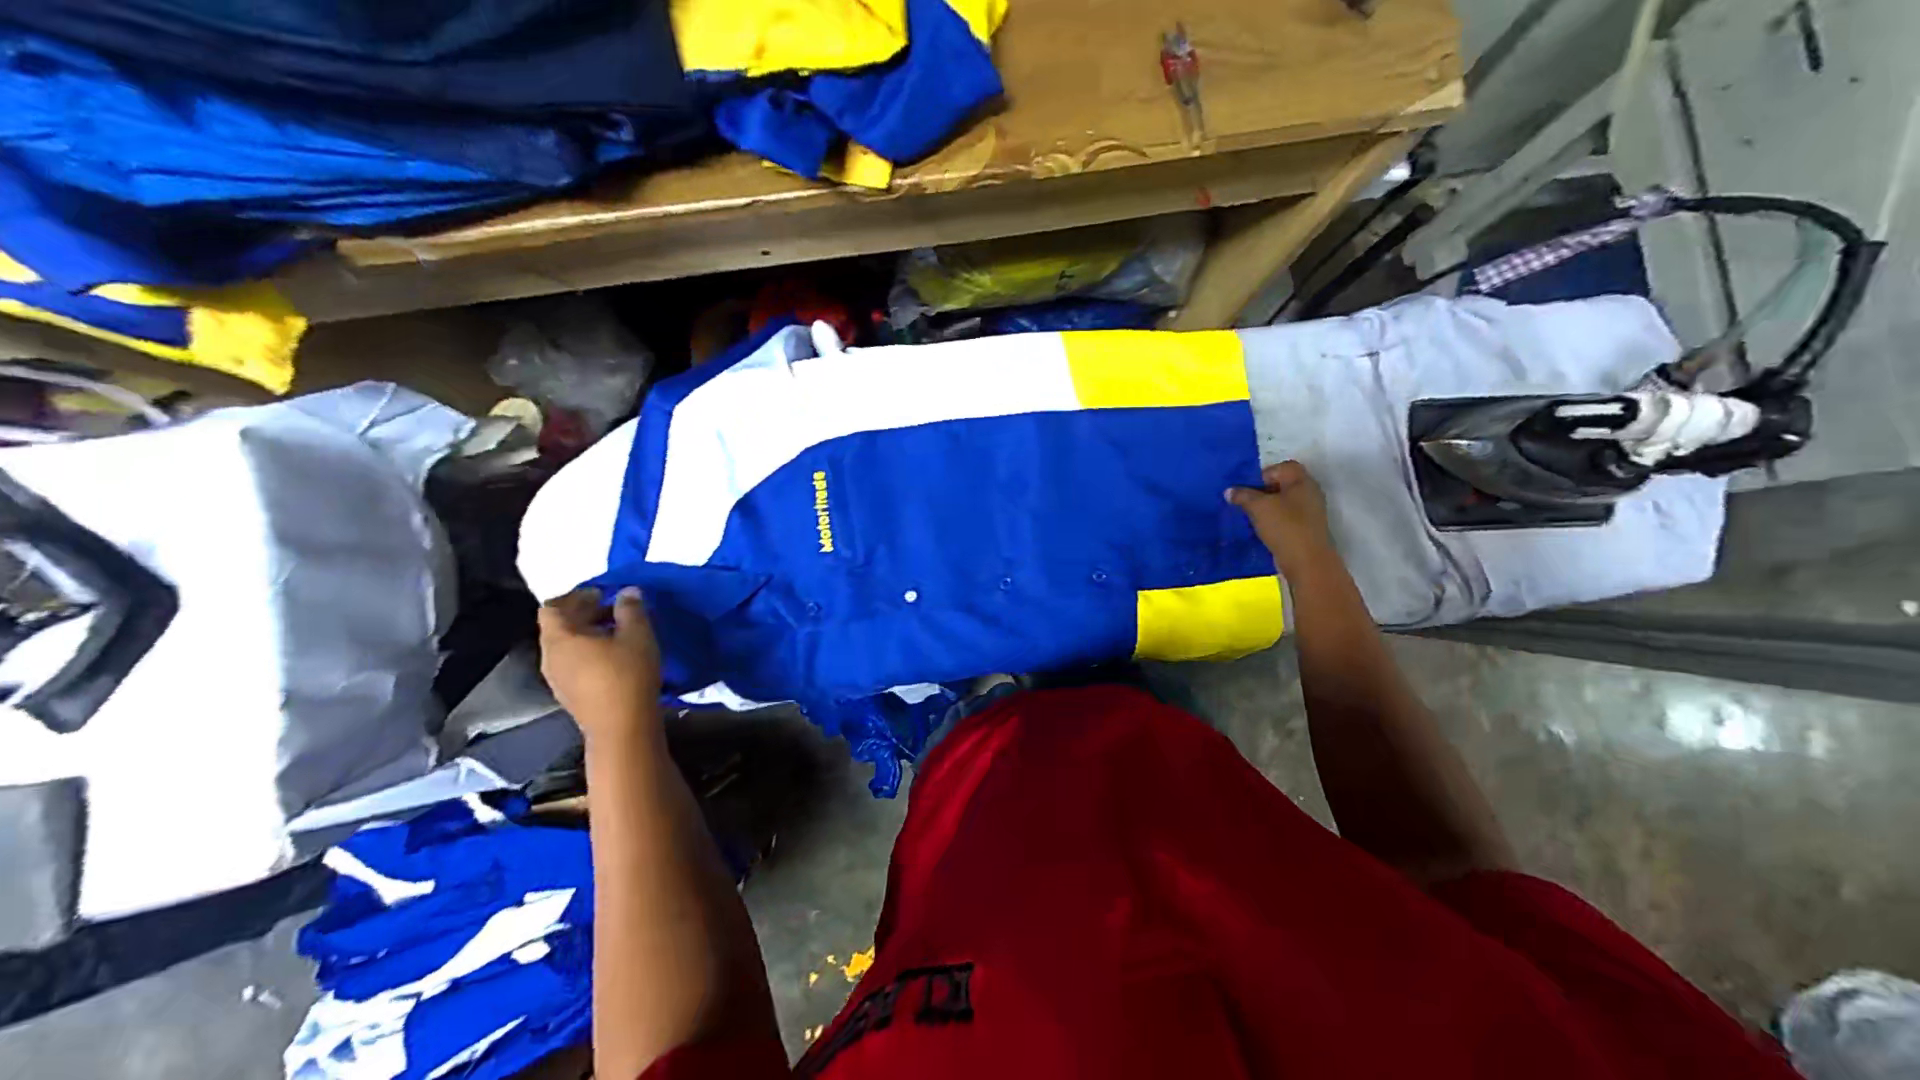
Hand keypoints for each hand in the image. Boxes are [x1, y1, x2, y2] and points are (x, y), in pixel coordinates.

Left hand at [538, 587, 662, 739]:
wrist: (622, 728)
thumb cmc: (628, 675)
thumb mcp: (638, 635)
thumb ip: (631, 609)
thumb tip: (627, 592)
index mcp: (560, 639)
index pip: (553, 607)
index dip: (576, 596)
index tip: (603, 594)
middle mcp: (550, 657)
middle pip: (558, 627)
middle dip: (584, 614)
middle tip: (615, 610)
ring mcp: (556, 679)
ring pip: (566, 647)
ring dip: (587, 635)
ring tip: (617, 634)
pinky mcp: (569, 695)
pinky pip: (572, 664)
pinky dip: (588, 653)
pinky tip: (614, 659)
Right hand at [1226, 461, 1337, 577]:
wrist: (1306, 561)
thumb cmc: (1284, 527)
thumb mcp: (1258, 507)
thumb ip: (1242, 496)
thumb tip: (1229, 491)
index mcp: (1302, 481)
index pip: (1282, 467)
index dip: (1263, 474)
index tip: (1247, 489)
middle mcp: (1309, 492)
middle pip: (1282, 484)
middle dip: (1262, 492)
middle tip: (1245, 502)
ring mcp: (1309, 511)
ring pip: (1283, 502)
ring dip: (1266, 508)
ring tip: (1250, 517)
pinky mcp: (1306, 528)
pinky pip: (1286, 518)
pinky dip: (1273, 521)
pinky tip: (1261, 530)